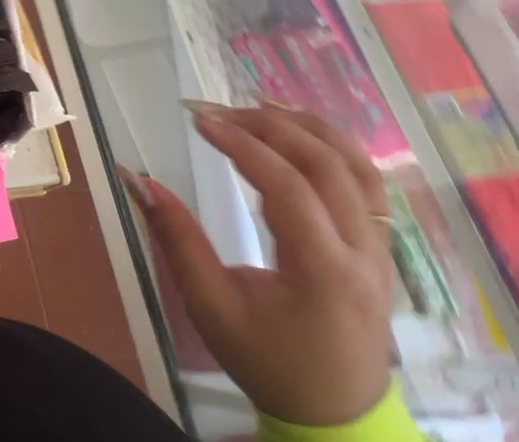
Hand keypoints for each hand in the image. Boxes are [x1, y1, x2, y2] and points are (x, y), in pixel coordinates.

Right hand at [119, 103, 395, 427]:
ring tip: (257, 108)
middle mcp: (364, 252)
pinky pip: (367, 184)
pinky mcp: (380, 248)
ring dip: (308, 129)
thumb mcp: (210, 305)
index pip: (289, 186)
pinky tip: (296, 136)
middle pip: (329, 165)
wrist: (335, 412)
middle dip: (270, 126)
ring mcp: (381, 249)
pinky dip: (332, 149)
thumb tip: (137, 179)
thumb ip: (176, 239)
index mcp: (323, 270)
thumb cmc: (267, 360)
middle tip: (216, 111)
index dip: (242, 145)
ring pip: (359, 168)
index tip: (197, 121)